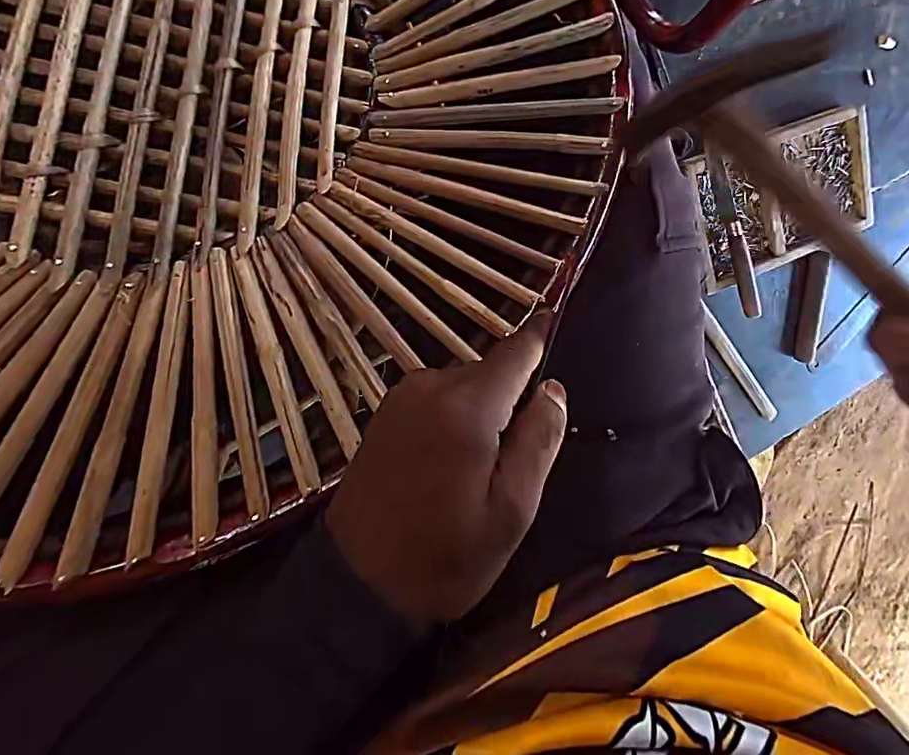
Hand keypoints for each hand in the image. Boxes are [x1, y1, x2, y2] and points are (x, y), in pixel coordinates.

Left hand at [325, 315, 567, 623]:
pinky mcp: (385, 415)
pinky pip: (440, 397)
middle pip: (493, 370)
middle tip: (516, 454)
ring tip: (480, 468)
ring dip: (484, 410)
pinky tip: (450, 464)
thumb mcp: (513, 511)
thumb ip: (540, 440)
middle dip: (514, 396)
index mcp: (467, 408)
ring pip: (467, 384)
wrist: (352, 592)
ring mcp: (402, 399)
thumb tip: (553, 389)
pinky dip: (457, 416)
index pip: (517, 350)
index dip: (541, 334)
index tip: (556, 315)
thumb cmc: (443, 558)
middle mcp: (431, 388)